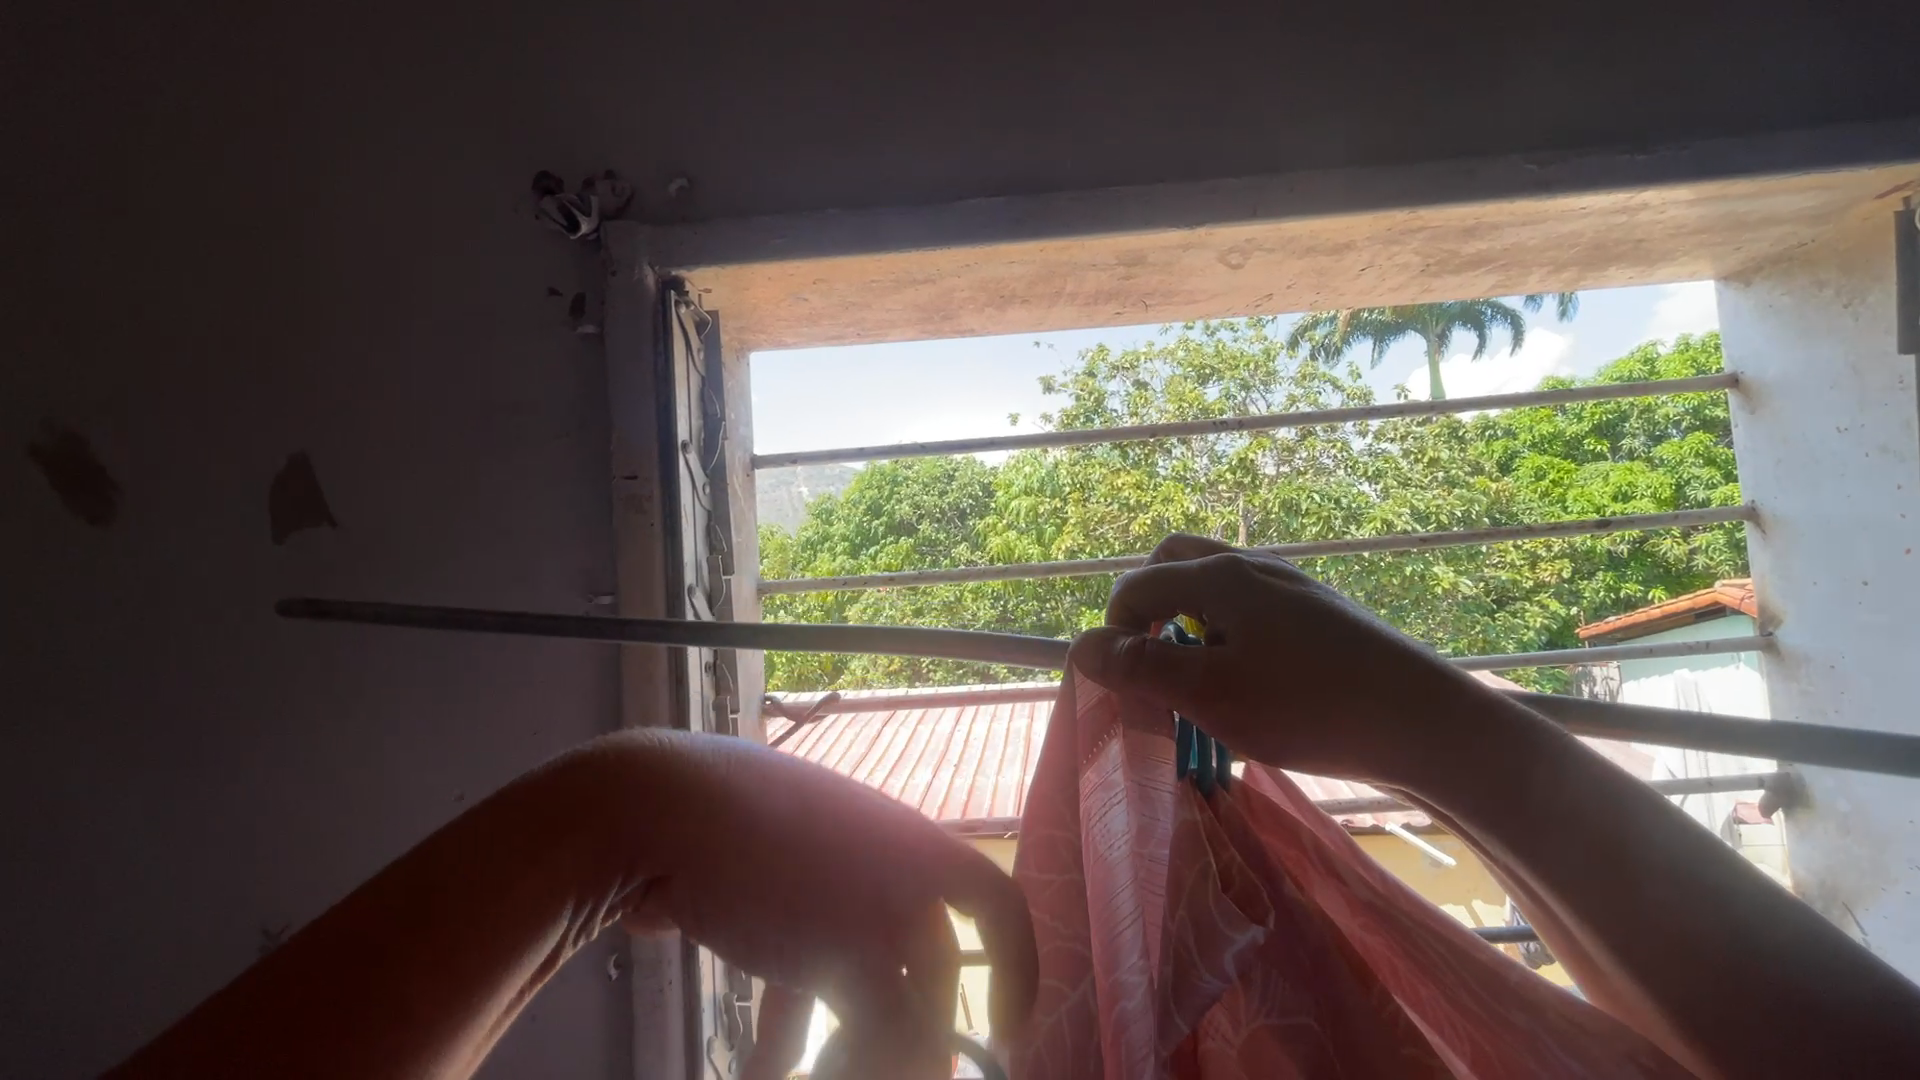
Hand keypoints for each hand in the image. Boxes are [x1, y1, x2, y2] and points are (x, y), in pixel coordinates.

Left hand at [590, 730, 1036, 1077]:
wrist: (667, 809)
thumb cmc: (780, 869)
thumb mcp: (857, 949)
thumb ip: (903, 1015)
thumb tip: (926, 1057)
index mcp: (922, 857)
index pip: (995, 905)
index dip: (1016, 965)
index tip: (1005, 1034)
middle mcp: (883, 867)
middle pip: (923, 961)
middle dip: (915, 1032)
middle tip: (897, 1075)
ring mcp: (826, 884)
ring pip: (860, 976)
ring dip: (853, 1039)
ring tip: (826, 1077)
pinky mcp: (772, 906)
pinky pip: (799, 976)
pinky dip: (793, 1030)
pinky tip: (769, 1070)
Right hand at [1066, 534, 1489, 784]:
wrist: (1427, 722)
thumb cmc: (1308, 708)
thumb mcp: (1211, 694)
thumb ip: (1140, 668)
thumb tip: (1080, 647)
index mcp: (1219, 576)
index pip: (1137, 583)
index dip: (1114, 627)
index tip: (1124, 678)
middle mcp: (1252, 565)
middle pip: (1174, 559)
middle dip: (1148, 602)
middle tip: (1151, 653)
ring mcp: (1291, 583)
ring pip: (1215, 578)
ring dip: (1188, 612)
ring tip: (1197, 666)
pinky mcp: (1319, 609)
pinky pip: (1250, 599)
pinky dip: (1226, 623)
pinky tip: (1250, 672)